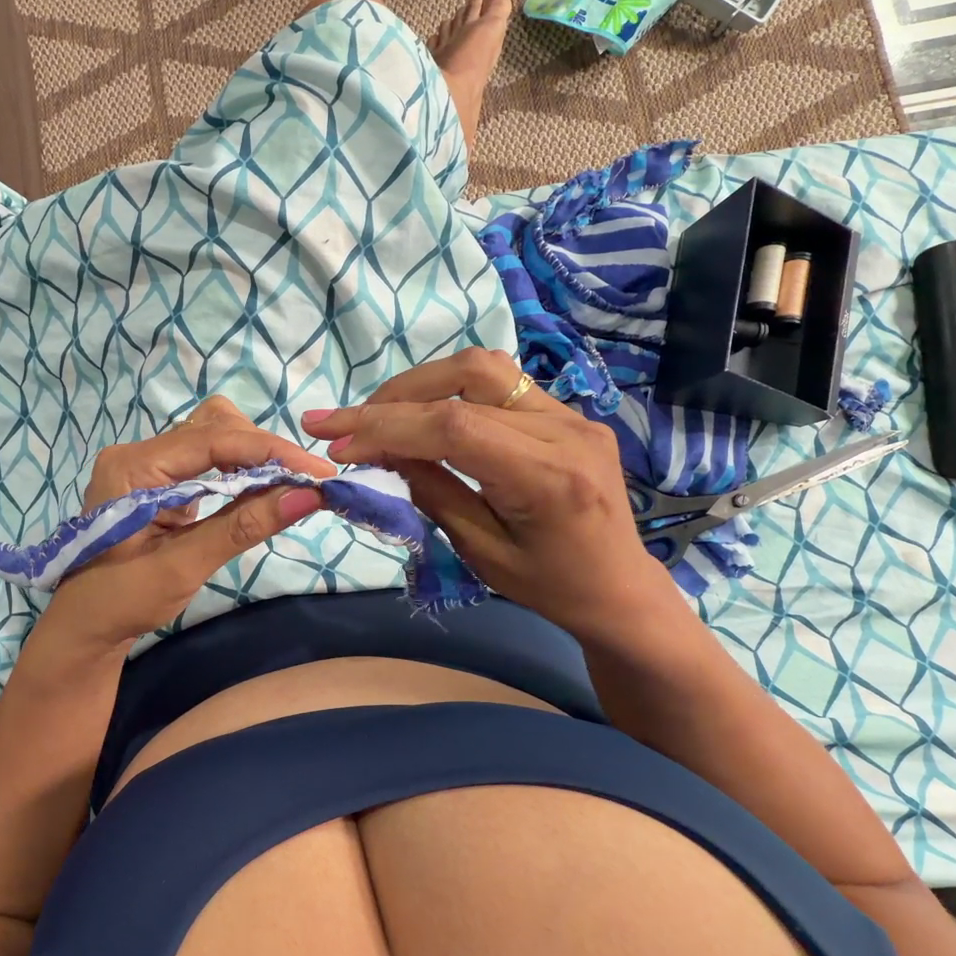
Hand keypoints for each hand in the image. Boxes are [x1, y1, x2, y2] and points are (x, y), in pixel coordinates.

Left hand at [35, 397, 335, 651]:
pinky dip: (236, 472)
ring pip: (211, 439)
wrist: (83, 628)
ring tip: (289, 487)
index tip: (319, 472)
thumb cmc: (122, 602)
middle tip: (306, 483)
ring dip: (253, 459)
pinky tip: (259, 492)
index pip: (212, 439)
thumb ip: (242, 526)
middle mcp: (137, 454)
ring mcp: (145, 467)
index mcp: (132, 467)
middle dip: (263, 450)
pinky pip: (204, 462)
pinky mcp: (156, 483)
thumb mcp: (183, 567)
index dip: (270, 451)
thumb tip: (308, 496)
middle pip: (213, 427)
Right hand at [302, 348, 681, 641]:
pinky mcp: (567, 413)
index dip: (386, 427)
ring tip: (378, 414)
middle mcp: (565, 430)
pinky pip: (499, 383)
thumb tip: (383, 450)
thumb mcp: (480, 551)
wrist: (619, 587)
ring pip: (483, 368)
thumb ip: (433, 492)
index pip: (453, 426)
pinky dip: (447, 391)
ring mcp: (571, 415)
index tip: (337, 445)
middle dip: (392, 398)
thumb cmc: (547, 586)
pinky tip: (420, 415)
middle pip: (466, 379)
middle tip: (343, 424)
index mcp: (545, 476)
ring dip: (419, 385)